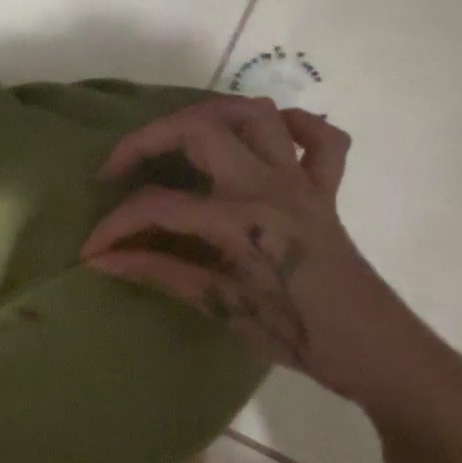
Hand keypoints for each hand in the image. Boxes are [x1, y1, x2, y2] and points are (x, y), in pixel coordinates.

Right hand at [82, 95, 440, 404]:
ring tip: (175, 140)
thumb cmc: (292, 333)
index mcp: (240, 219)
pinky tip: (265, 140)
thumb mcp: (217, 306)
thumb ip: (157, 272)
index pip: (158, 206)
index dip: (114, 225)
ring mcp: (302, 181)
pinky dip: (293, 128)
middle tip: (117, 169)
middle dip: (146, 141)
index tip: (90, 249)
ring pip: (255, 114)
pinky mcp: (326, 190)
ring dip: (209, 116)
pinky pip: (320, 139)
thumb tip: (101, 260)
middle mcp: (269, 185)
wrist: (371, 347)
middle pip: (200, 129)